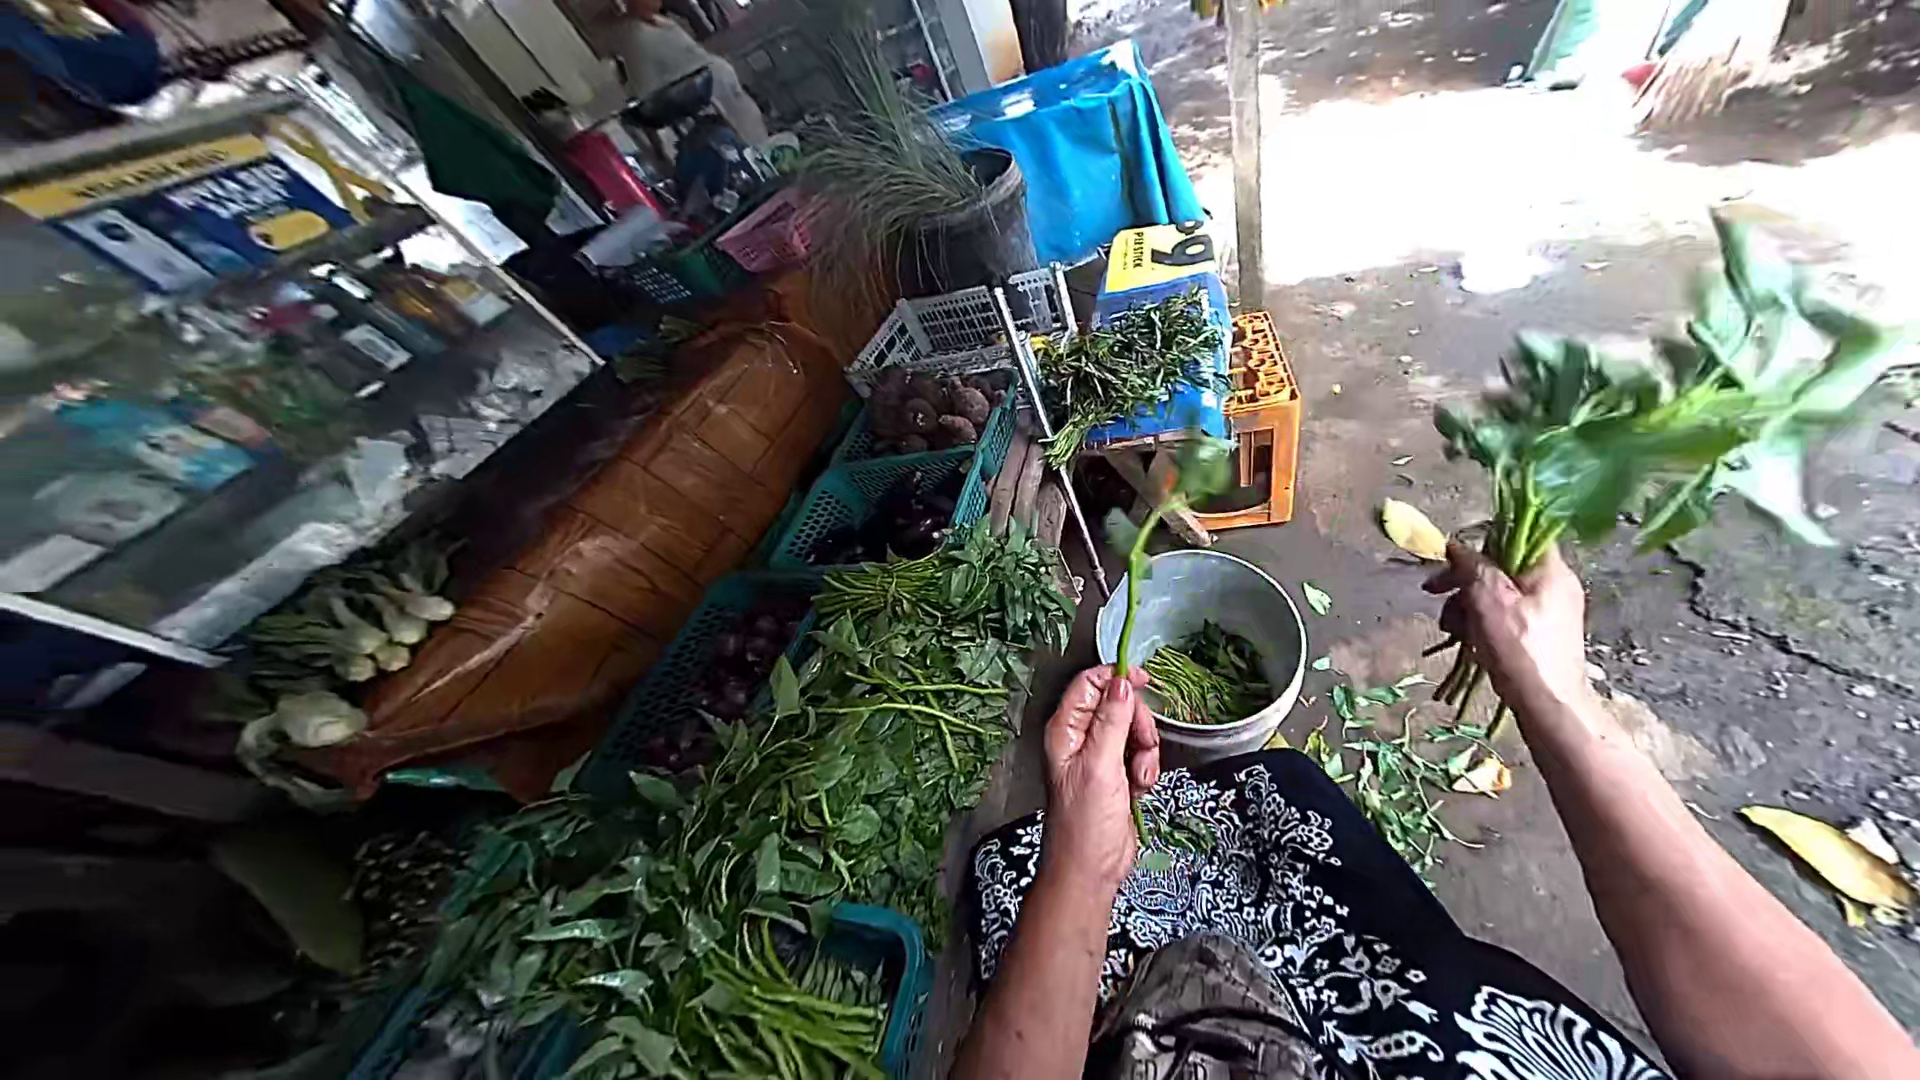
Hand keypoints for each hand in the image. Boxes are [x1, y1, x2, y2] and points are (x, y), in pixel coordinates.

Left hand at [1041, 665, 1159, 889]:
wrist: (1092, 868)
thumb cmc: (1084, 821)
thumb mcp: (1100, 765)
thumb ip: (1112, 721)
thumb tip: (1121, 683)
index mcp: (1065, 728)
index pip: (1089, 684)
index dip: (1115, 678)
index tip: (1142, 680)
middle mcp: (1080, 737)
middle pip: (1117, 704)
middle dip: (1136, 723)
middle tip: (1141, 743)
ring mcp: (1099, 755)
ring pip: (1133, 729)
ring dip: (1144, 750)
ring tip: (1138, 775)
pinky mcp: (1117, 772)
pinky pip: (1140, 753)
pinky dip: (1145, 767)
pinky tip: (1139, 787)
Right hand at [1424, 542, 1593, 712]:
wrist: (1547, 700)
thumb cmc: (1519, 647)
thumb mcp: (1488, 599)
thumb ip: (1473, 566)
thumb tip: (1457, 545)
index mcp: (1549, 571)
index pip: (1518, 535)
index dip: (1483, 541)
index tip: (1453, 559)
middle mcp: (1553, 584)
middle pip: (1499, 565)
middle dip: (1462, 578)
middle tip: (1434, 591)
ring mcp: (1546, 607)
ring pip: (1494, 589)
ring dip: (1465, 602)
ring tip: (1451, 624)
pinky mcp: (1537, 628)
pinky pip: (1500, 609)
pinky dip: (1478, 617)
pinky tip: (1465, 634)